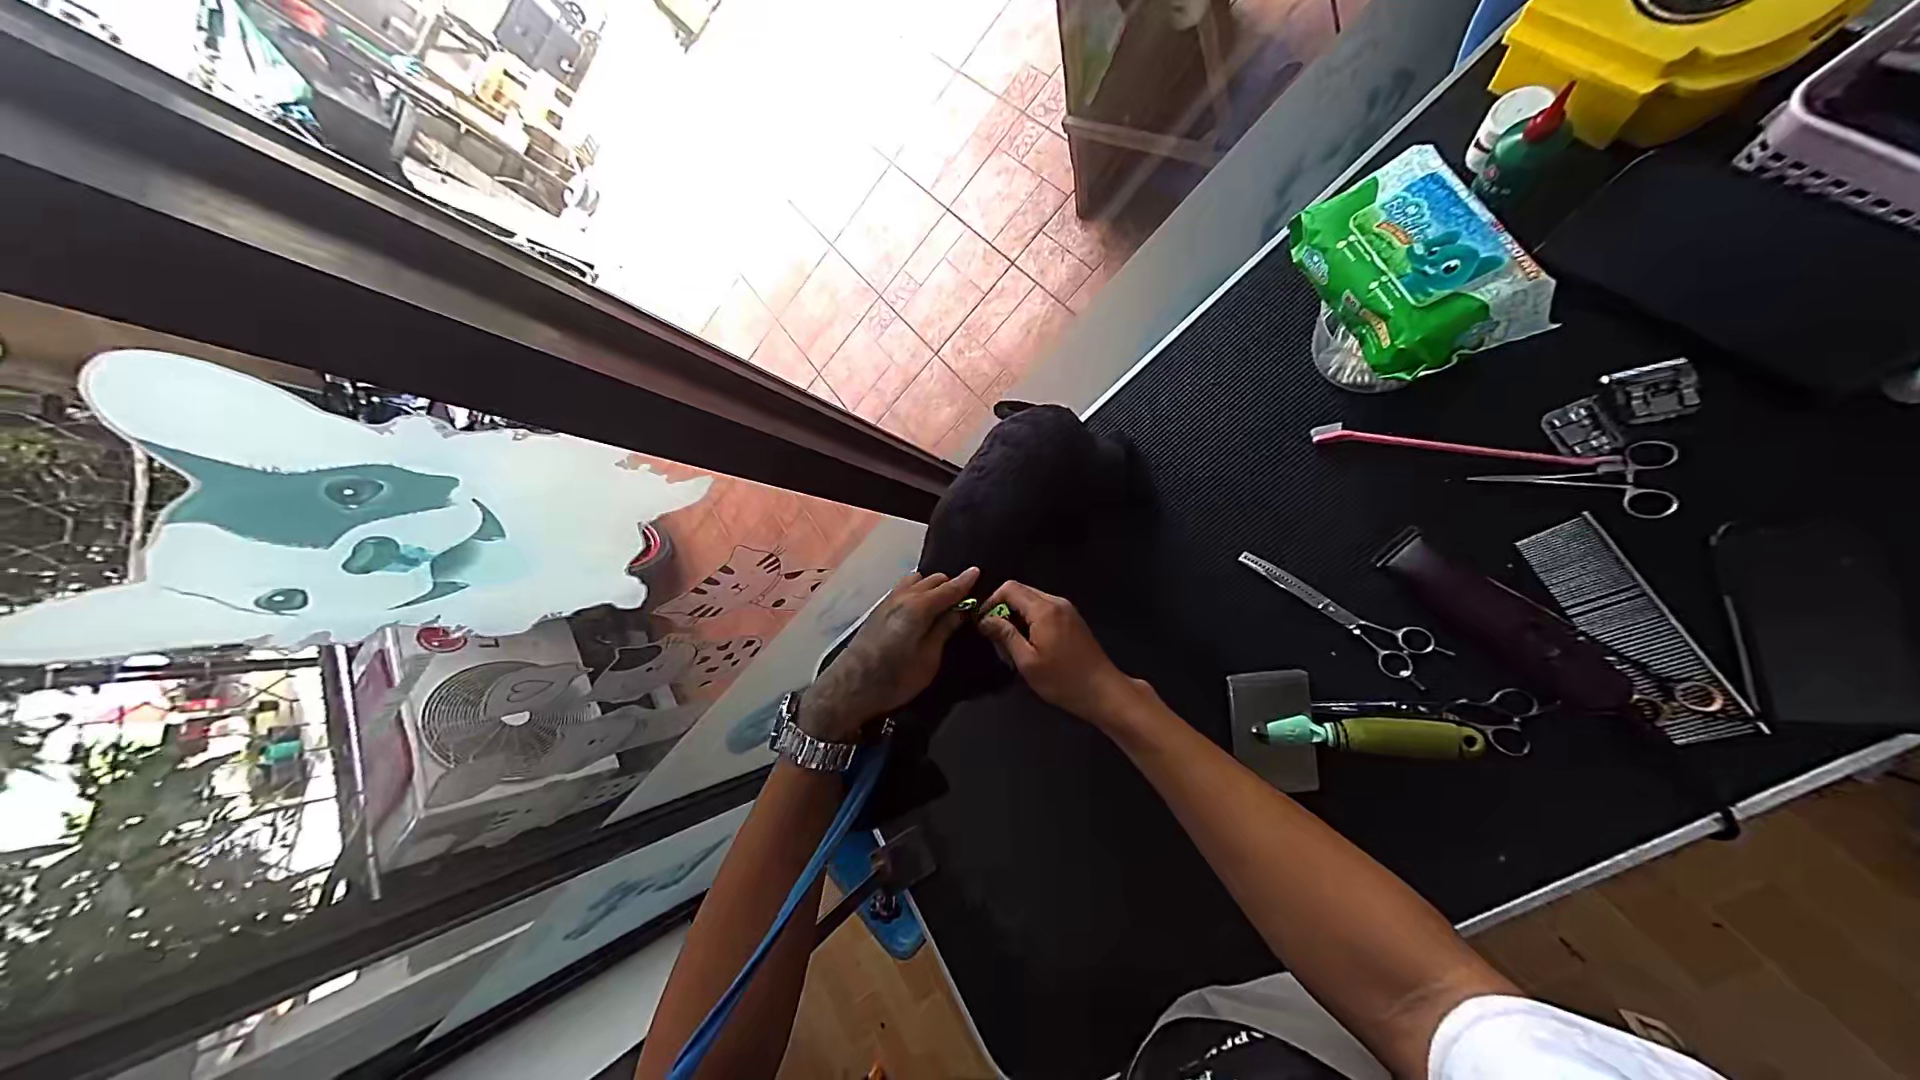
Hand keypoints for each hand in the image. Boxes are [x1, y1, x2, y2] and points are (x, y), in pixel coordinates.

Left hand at [801, 567, 981, 739]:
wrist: (851, 687)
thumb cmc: (896, 678)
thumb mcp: (929, 657)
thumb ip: (945, 629)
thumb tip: (961, 609)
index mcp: (919, 607)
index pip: (949, 588)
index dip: (965, 581)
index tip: (977, 572)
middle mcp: (903, 596)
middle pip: (933, 580)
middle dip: (950, 584)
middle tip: (964, 599)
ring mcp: (888, 601)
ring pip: (916, 581)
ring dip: (931, 586)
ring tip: (942, 602)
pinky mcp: (879, 609)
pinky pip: (904, 588)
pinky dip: (917, 590)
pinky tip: (921, 605)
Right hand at [975, 581, 1152, 723]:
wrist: (1103, 690)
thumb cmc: (1063, 680)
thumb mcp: (1027, 661)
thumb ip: (1005, 635)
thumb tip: (985, 619)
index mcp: (1044, 610)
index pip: (1009, 588)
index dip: (991, 601)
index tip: (983, 623)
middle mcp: (1057, 602)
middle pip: (1021, 590)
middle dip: (1002, 608)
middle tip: (994, 634)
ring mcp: (1067, 609)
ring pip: (1032, 599)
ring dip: (1016, 614)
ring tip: (1010, 641)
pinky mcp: (1072, 619)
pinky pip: (1044, 608)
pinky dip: (1030, 618)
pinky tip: (1029, 641)